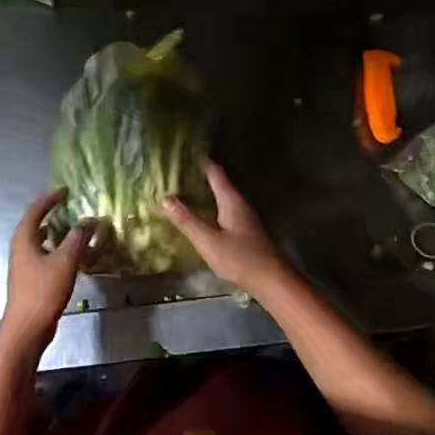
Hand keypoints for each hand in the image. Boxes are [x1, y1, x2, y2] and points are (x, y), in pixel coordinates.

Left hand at [2, 189, 93, 340]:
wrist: (27, 328)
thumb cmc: (43, 291)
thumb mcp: (65, 261)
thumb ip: (78, 238)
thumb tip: (89, 219)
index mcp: (24, 238)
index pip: (35, 210)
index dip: (50, 198)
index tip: (66, 190)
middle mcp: (20, 248)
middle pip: (35, 223)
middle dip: (52, 213)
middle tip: (70, 207)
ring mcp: (23, 264)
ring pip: (39, 241)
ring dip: (55, 233)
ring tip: (73, 228)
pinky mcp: (29, 279)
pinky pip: (43, 255)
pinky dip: (56, 249)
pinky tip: (69, 256)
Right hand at [161, 160, 286, 291]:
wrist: (269, 279)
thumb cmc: (238, 257)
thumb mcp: (207, 239)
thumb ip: (186, 220)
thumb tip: (165, 199)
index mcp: (231, 201)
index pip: (215, 173)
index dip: (201, 162)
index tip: (185, 154)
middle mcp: (239, 204)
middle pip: (219, 183)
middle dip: (200, 177)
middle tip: (179, 173)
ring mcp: (244, 217)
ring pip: (222, 198)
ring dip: (206, 193)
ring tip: (185, 191)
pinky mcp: (245, 230)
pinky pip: (224, 210)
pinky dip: (211, 206)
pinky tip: (202, 214)